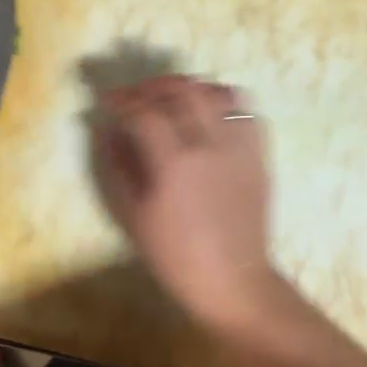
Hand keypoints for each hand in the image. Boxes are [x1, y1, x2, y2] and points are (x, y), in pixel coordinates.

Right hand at [94, 75, 298, 333]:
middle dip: (153, 85)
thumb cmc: (175, 256)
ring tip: (172, 97)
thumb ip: (120, 165)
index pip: (144, 112)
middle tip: (136, 95)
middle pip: (182, 90)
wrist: (233, 280)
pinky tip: (207, 112)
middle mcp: (210, 145)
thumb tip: (110, 131)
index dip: (121, 100)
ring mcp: (240, 147)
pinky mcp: (259, 154)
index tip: (107, 101)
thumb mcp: (134, 214)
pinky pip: (246, 111)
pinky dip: (223, 101)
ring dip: (190, 87)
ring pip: (217, 92)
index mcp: (174, 164)